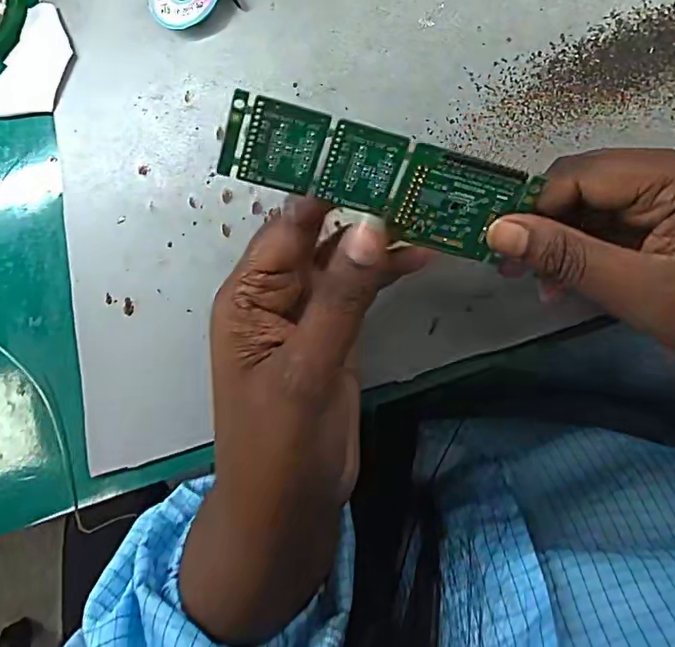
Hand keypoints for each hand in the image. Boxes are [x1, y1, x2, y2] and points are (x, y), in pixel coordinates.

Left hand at [181, 198, 428, 642]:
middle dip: (359, 207)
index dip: (328, 190)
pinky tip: (422, 256)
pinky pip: (360, 289)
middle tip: (410, 177)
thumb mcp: (308, 370)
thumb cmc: (279, 447)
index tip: (371, 158)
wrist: (287, 517)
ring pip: (344, 260)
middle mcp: (275, 294)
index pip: (288, 226)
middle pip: (319, 236)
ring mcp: (308, 313)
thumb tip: (370, 224)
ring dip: (379, 239)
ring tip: (426, 209)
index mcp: (248, 295)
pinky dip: (387, 272)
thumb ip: (341, 297)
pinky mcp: (334, 333)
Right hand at [486, 148, 674, 485]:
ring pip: (599, 210)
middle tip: (515, 272)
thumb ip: (568, 257)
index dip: (537, 206)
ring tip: (544, 288)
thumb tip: (496, 230)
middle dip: (550, 227)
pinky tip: (572, 287)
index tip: (501, 247)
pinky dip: (592, 256)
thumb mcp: (645, 294)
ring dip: (568, 246)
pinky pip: (620, 231)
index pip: (584, 173)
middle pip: (589, 187)